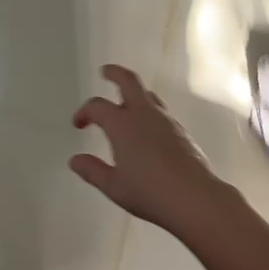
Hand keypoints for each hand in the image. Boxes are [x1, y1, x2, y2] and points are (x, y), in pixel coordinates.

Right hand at [70, 65, 231, 235]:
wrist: (193, 197)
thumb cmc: (149, 192)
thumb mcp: (114, 186)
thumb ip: (92, 171)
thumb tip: (75, 161)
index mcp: (121, 124)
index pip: (97, 106)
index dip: (84, 112)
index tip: (78, 124)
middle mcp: (143, 113)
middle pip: (128, 80)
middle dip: (114, 72)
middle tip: (105, 72)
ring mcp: (165, 119)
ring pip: (147, 94)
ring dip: (133, 93)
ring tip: (126, 103)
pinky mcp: (181, 129)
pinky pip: (160, 110)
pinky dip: (149, 110)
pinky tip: (148, 128)